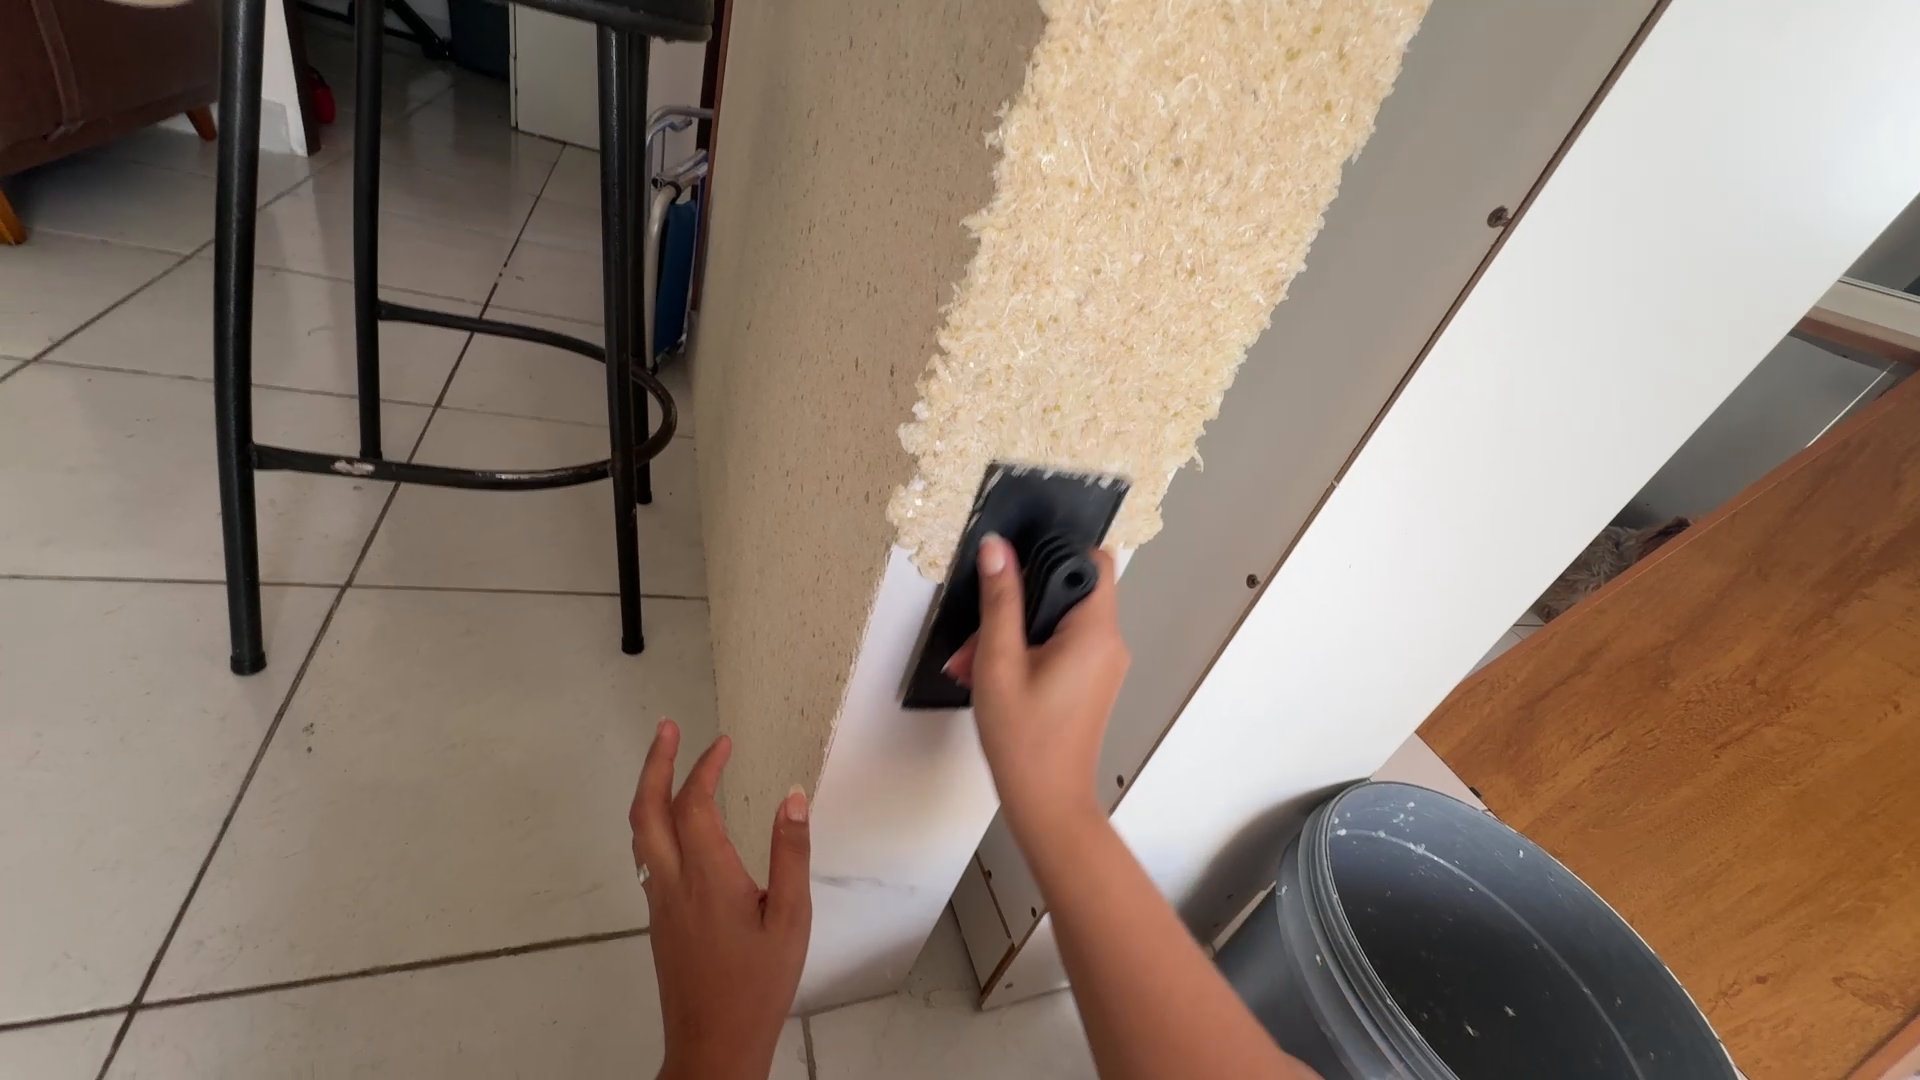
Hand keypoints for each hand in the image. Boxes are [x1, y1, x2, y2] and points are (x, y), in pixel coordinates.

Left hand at [630, 720, 810, 1079]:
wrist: (713, 1047)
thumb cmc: (758, 983)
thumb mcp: (790, 918)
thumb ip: (791, 855)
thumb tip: (791, 797)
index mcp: (706, 877)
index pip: (694, 804)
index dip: (704, 766)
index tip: (724, 742)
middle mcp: (672, 882)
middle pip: (646, 811)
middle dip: (654, 763)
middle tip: (667, 728)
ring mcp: (659, 902)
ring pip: (639, 833)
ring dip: (649, 789)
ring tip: (666, 760)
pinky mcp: (659, 919)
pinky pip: (647, 854)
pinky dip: (655, 818)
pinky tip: (677, 820)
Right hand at [946, 534, 1129, 841]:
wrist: (1046, 801)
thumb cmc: (1023, 739)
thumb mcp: (999, 661)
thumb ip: (1000, 599)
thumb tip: (998, 548)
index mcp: (1094, 632)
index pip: (1094, 561)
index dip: (1056, 553)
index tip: (1018, 565)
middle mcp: (1109, 643)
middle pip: (1070, 591)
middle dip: (1022, 600)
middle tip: (984, 628)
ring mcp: (1103, 664)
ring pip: (1060, 620)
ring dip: (1018, 630)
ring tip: (978, 659)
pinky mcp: (1092, 680)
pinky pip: (1062, 646)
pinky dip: (1029, 650)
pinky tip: (994, 673)